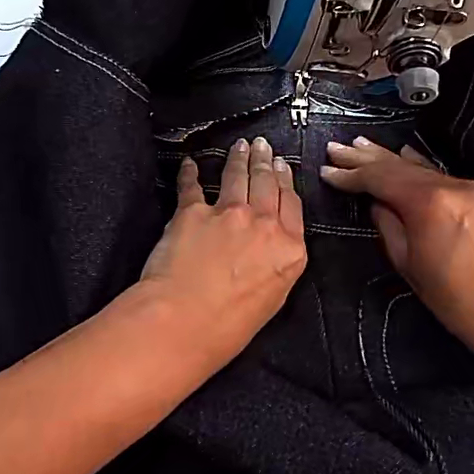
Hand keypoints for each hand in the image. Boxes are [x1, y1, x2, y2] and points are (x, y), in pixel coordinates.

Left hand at [134, 136, 307, 360]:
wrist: (182, 323)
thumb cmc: (225, 327)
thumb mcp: (273, 300)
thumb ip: (276, 265)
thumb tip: (268, 250)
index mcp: (288, 249)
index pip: (291, 204)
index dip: (286, 181)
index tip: (283, 167)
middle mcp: (263, 225)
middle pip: (267, 183)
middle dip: (265, 160)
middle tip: (262, 147)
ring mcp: (228, 213)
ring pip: (237, 175)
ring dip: (239, 157)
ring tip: (241, 146)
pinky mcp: (193, 212)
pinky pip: (193, 185)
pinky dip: (191, 172)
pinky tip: (191, 164)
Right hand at [319, 137, 473, 342]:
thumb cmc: (457, 301)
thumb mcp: (407, 263)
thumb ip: (387, 225)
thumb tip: (376, 203)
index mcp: (429, 204)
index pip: (380, 178)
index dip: (351, 175)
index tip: (329, 172)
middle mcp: (453, 187)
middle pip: (399, 165)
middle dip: (364, 158)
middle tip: (337, 149)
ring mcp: (471, 189)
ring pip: (420, 167)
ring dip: (388, 158)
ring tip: (361, 146)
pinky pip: (440, 174)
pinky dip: (418, 166)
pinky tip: (404, 153)